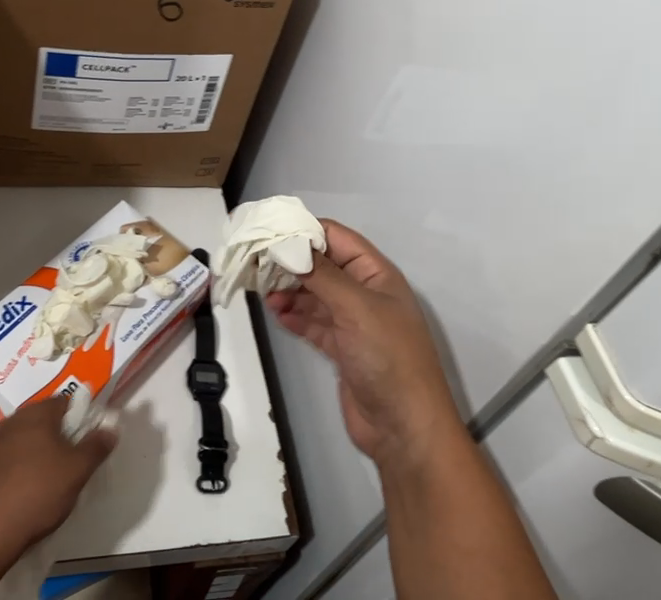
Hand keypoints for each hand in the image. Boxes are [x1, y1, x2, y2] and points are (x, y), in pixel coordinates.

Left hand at [0, 396, 118, 556]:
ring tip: (55, 480)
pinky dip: (25, 466)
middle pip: (45, 420)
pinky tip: (31, 490)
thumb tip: (110, 428)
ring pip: (28, 439)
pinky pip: (13, 457)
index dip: (81, 417)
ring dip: (43, 452)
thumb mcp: (77, 470)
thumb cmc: (38, 491)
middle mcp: (13, 421)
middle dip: (62, 436)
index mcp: (36, 413)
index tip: (90, 440)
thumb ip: (96, 446)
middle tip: (75, 462)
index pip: (65, 402)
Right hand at [264, 221, 459, 465]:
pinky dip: (294, 316)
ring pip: (314, 295)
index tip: (267, 232)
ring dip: (289, 291)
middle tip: (255, 263)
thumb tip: (288, 244)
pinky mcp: (342, 349)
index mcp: (376, 274)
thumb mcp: (356, 308)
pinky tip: (276, 314)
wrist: (405, 428)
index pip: (336, 238)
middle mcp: (365, 293)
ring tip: (262, 292)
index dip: (303, 231)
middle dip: (291, 262)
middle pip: (322, 265)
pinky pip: (313, 323)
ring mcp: (353, 323)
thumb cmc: (388, 358)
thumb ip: (321, 274)